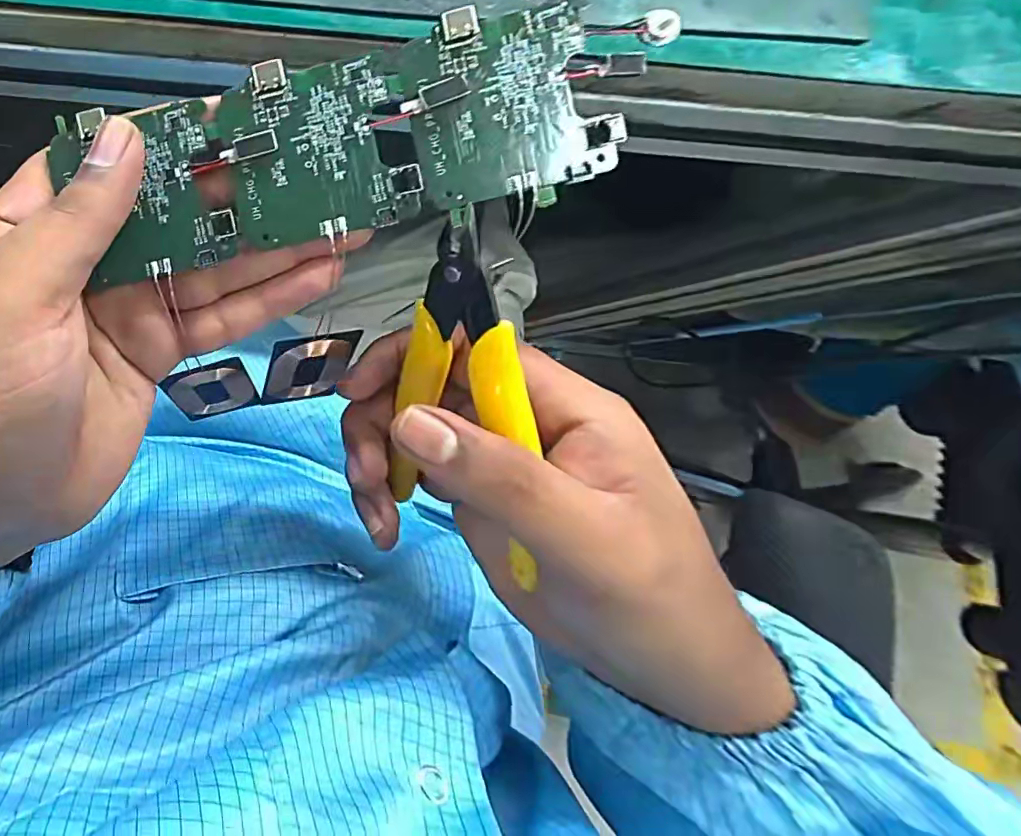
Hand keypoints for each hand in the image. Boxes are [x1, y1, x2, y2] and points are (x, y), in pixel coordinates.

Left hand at [0, 113, 368, 568]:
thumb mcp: (15, 295)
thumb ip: (74, 219)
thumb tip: (124, 136)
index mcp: (30, 230)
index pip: (100, 164)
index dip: (161, 139)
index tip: (227, 118)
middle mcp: (82, 260)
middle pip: (167, 211)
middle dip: (234, 192)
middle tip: (309, 168)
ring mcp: (124, 306)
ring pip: (204, 264)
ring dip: (267, 245)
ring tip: (335, 221)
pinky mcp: (155, 351)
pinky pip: (214, 316)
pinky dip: (263, 298)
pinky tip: (314, 275)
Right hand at [339, 334, 793, 734]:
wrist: (662, 672)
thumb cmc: (646, 599)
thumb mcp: (581, 537)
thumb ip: (499, 476)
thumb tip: (408, 420)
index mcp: (562, 407)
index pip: (475, 348)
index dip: (412, 353)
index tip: (359, 389)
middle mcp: (519, 418)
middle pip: (426, 384)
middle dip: (380, 420)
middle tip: (366, 475)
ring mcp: (493, 455)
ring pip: (408, 425)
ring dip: (376, 458)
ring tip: (376, 512)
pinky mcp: (472, 489)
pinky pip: (411, 468)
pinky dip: (385, 490)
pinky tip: (386, 526)